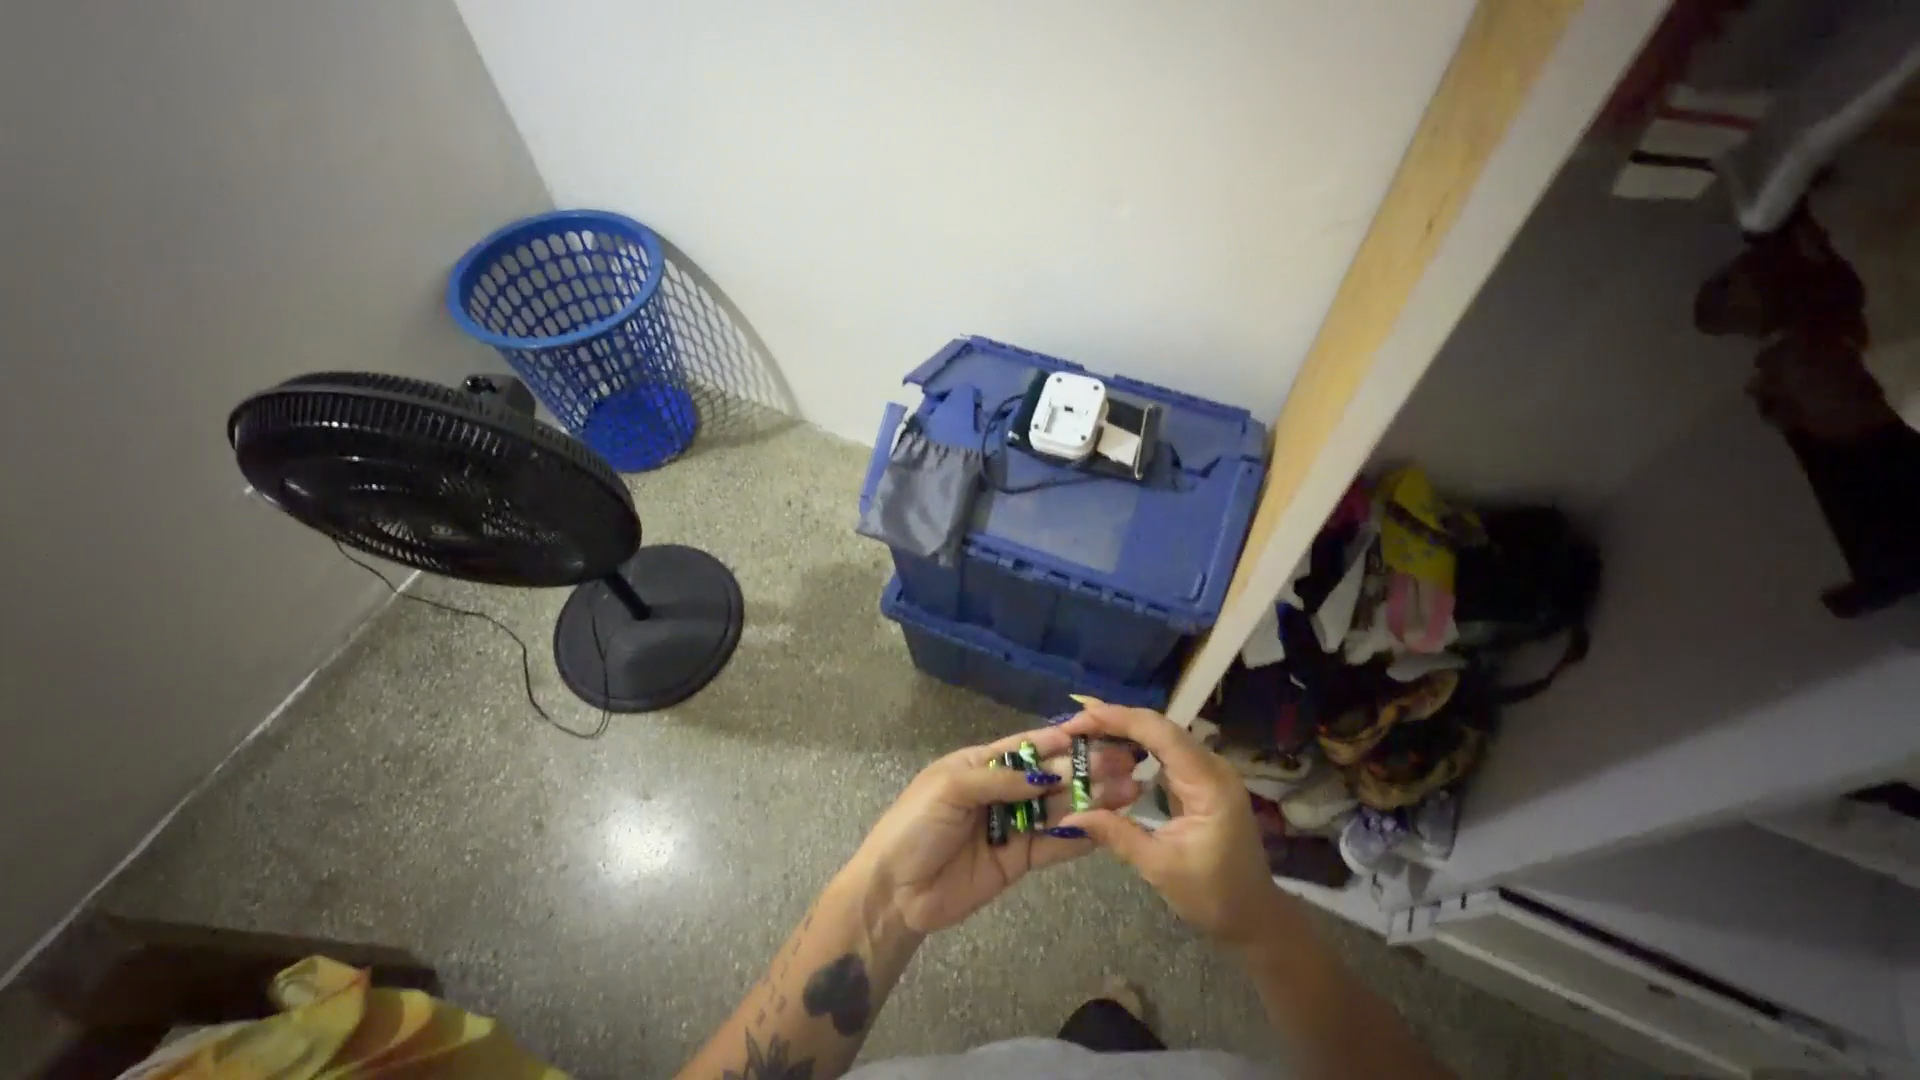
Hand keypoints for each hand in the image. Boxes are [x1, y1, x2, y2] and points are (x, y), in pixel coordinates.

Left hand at [850, 724, 1141, 934]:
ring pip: (1060, 808)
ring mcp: (1013, 826)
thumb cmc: (915, 826)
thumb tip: (1049, 774)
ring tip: (1130, 790)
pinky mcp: (1020, 859)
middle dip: (1087, 768)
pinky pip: (1054, 844)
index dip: (1063, 739)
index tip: (1099, 730)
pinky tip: (1108, 826)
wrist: (895, 892)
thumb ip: (1000, 779)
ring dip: (1093, 799)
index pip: (1029, 745)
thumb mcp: (950, 789)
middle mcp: (1002, 790)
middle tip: (1128, 762)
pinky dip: (1080, 835)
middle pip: (1052, 776)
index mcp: (982, 763)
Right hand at [1058, 702, 1287, 947]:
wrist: (1254, 915)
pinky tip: (1110, 748)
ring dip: (1124, 730)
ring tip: (1083, 729)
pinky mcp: (1200, 781)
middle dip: (1115, 720)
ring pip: (1161, 736)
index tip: (1081, 715)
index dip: (1119, 719)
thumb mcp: (1160, 867)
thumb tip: (1069, 817)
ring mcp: (1208, 772)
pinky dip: (1135, 746)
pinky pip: (1165, 752)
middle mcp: (1212, 767)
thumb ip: (1116, 834)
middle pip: (1160, 728)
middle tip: (1073, 721)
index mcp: (1209, 783)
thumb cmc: (1214, 895)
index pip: (1161, 733)